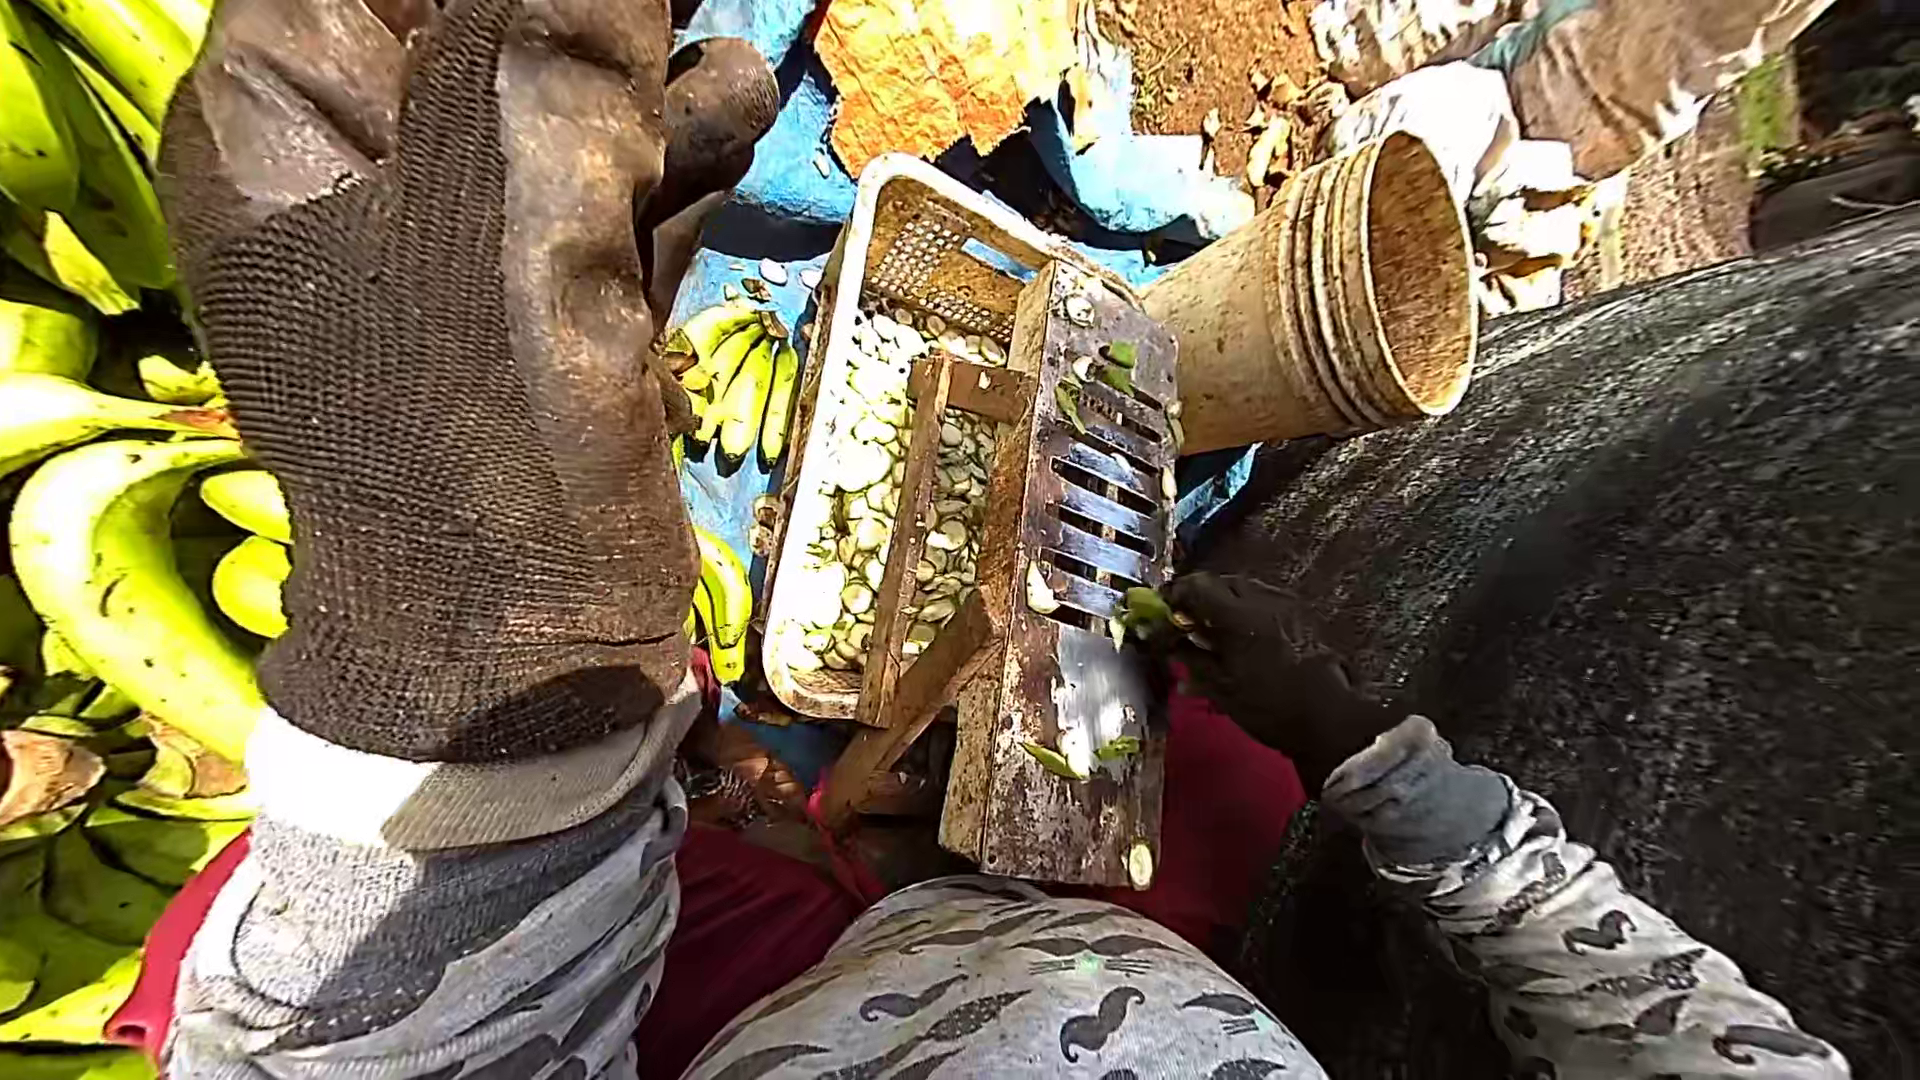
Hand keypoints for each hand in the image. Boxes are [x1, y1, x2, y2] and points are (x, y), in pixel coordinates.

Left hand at [161, 0, 775, 761]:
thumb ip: (548, 68)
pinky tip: (733, 144)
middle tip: (677, 25)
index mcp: (297, 140)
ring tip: (747, 77)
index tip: (610, 3)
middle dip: (597, 37)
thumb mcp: (504, 233)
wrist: (537, 636)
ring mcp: (492, 272)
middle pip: (496, 57)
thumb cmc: (490, 450)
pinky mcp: (576, 334)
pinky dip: (678, 186)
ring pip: (580, 147)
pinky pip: (624, 227)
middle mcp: (386, 196)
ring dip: (662, 107)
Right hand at [1169, 572, 1402, 790]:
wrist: (1333, 723)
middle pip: (1221, 582)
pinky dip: (1245, 609)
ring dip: (1223, 601)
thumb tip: (1169, 642)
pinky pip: (1263, 601)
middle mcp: (1264, 601)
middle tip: (1185, 620)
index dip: (1174, 594)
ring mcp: (1287, 606)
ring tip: (1213, 628)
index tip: (1163, 611)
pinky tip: (1242, 635)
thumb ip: (1191, 657)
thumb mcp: (1220, 687)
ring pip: (1244, 589)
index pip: (1197, 585)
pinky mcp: (1302, 617)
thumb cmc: (1269, 707)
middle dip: (1198, 596)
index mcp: (1240, 616)